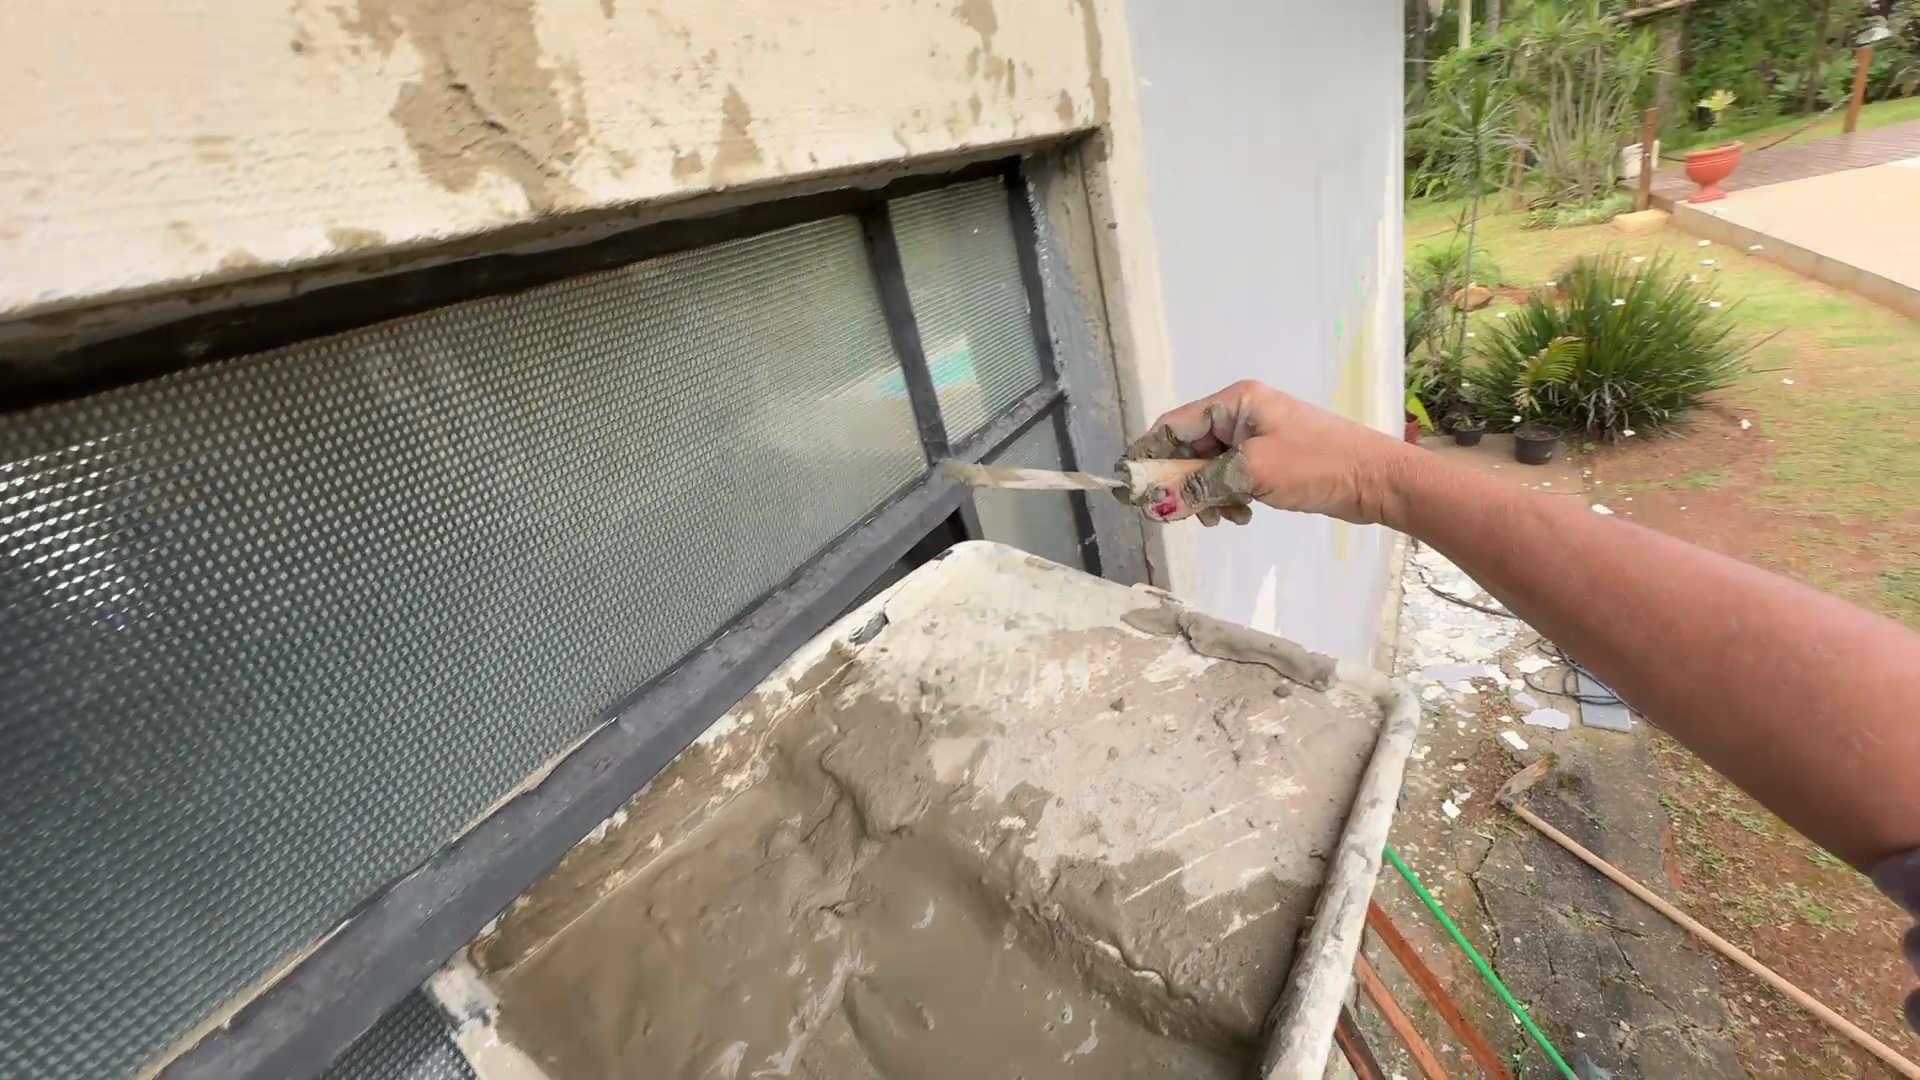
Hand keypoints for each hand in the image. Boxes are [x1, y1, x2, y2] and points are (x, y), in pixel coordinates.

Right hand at [1119, 381, 1408, 526]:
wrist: (1380, 481)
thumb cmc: (1316, 466)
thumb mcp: (1250, 475)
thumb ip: (1198, 488)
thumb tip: (1154, 507)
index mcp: (1234, 402)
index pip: (1173, 426)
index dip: (1147, 456)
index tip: (1128, 487)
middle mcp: (1240, 413)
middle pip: (1187, 450)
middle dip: (1180, 484)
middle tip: (1176, 515)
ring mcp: (1254, 437)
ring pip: (1206, 469)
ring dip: (1204, 497)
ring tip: (1219, 519)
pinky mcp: (1267, 459)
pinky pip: (1228, 478)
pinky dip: (1225, 498)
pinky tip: (1240, 516)